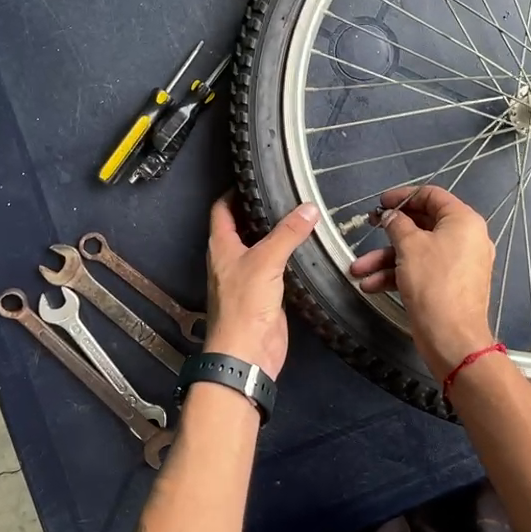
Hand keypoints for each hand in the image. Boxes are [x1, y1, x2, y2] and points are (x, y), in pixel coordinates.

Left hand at [204, 196, 319, 377]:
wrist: (247, 353)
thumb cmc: (244, 305)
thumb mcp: (266, 261)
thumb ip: (288, 233)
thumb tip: (309, 208)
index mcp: (221, 246)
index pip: (222, 209)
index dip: (234, 191)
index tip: (254, 177)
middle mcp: (231, 259)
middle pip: (242, 226)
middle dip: (259, 210)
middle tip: (284, 193)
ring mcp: (247, 277)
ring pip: (260, 247)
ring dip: (275, 233)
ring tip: (298, 215)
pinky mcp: (264, 294)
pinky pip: (275, 267)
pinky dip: (287, 256)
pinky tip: (304, 249)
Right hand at [348, 185, 496, 375]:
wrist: (452, 339)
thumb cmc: (433, 283)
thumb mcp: (409, 246)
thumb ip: (397, 224)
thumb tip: (392, 216)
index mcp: (463, 221)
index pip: (432, 195)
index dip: (403, 195)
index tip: (380, 202)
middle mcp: (466, 238)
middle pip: (423, 224)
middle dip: (390, 232)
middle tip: (368, 227)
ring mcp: (459, 263)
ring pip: (418, 251)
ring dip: (386, 259)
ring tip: (357, 270)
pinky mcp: (450, 285)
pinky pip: (423, 270)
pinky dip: (398, 275)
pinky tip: (371, 285)